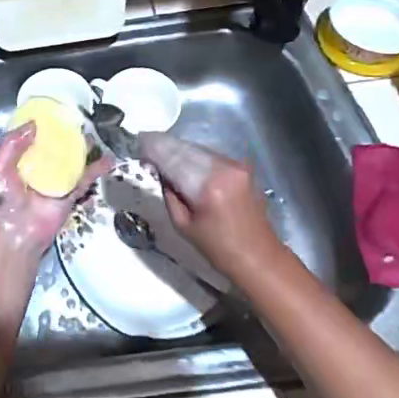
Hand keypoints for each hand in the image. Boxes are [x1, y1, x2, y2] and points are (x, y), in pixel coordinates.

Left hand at [0, 122, 107, 270]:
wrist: (16, 233)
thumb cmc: (3, 200)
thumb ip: (10, 144)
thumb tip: (34, 124)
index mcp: (20, 160)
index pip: (32, 137)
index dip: (43, 124)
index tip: (55, 111)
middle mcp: (39, 167)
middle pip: (57, 146)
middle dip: (68, 134)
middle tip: (79, 121)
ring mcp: (57, 180)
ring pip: (74, 159)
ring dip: (85, 148)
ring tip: (95, 136)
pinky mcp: (71, 193)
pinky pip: (86, 178)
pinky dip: (98, 168)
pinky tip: (108, 158)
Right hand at [157, 144, 287, 277]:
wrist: (259, 255)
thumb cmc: (218, 248)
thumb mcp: (183, 225)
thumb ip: (170, 194)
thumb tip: (160, 170)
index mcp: (206, 187)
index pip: (173, 159)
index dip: (154, 149)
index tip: (139, 142)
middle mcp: (223, 168)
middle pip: (186, 149)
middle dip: (165, 146)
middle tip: (146, 143)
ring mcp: (236, 165)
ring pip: (199, 149)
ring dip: (180, 149)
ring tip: (161, 151)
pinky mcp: (243, 167)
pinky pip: (212, 156)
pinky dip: (196, 156)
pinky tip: (184, 160)